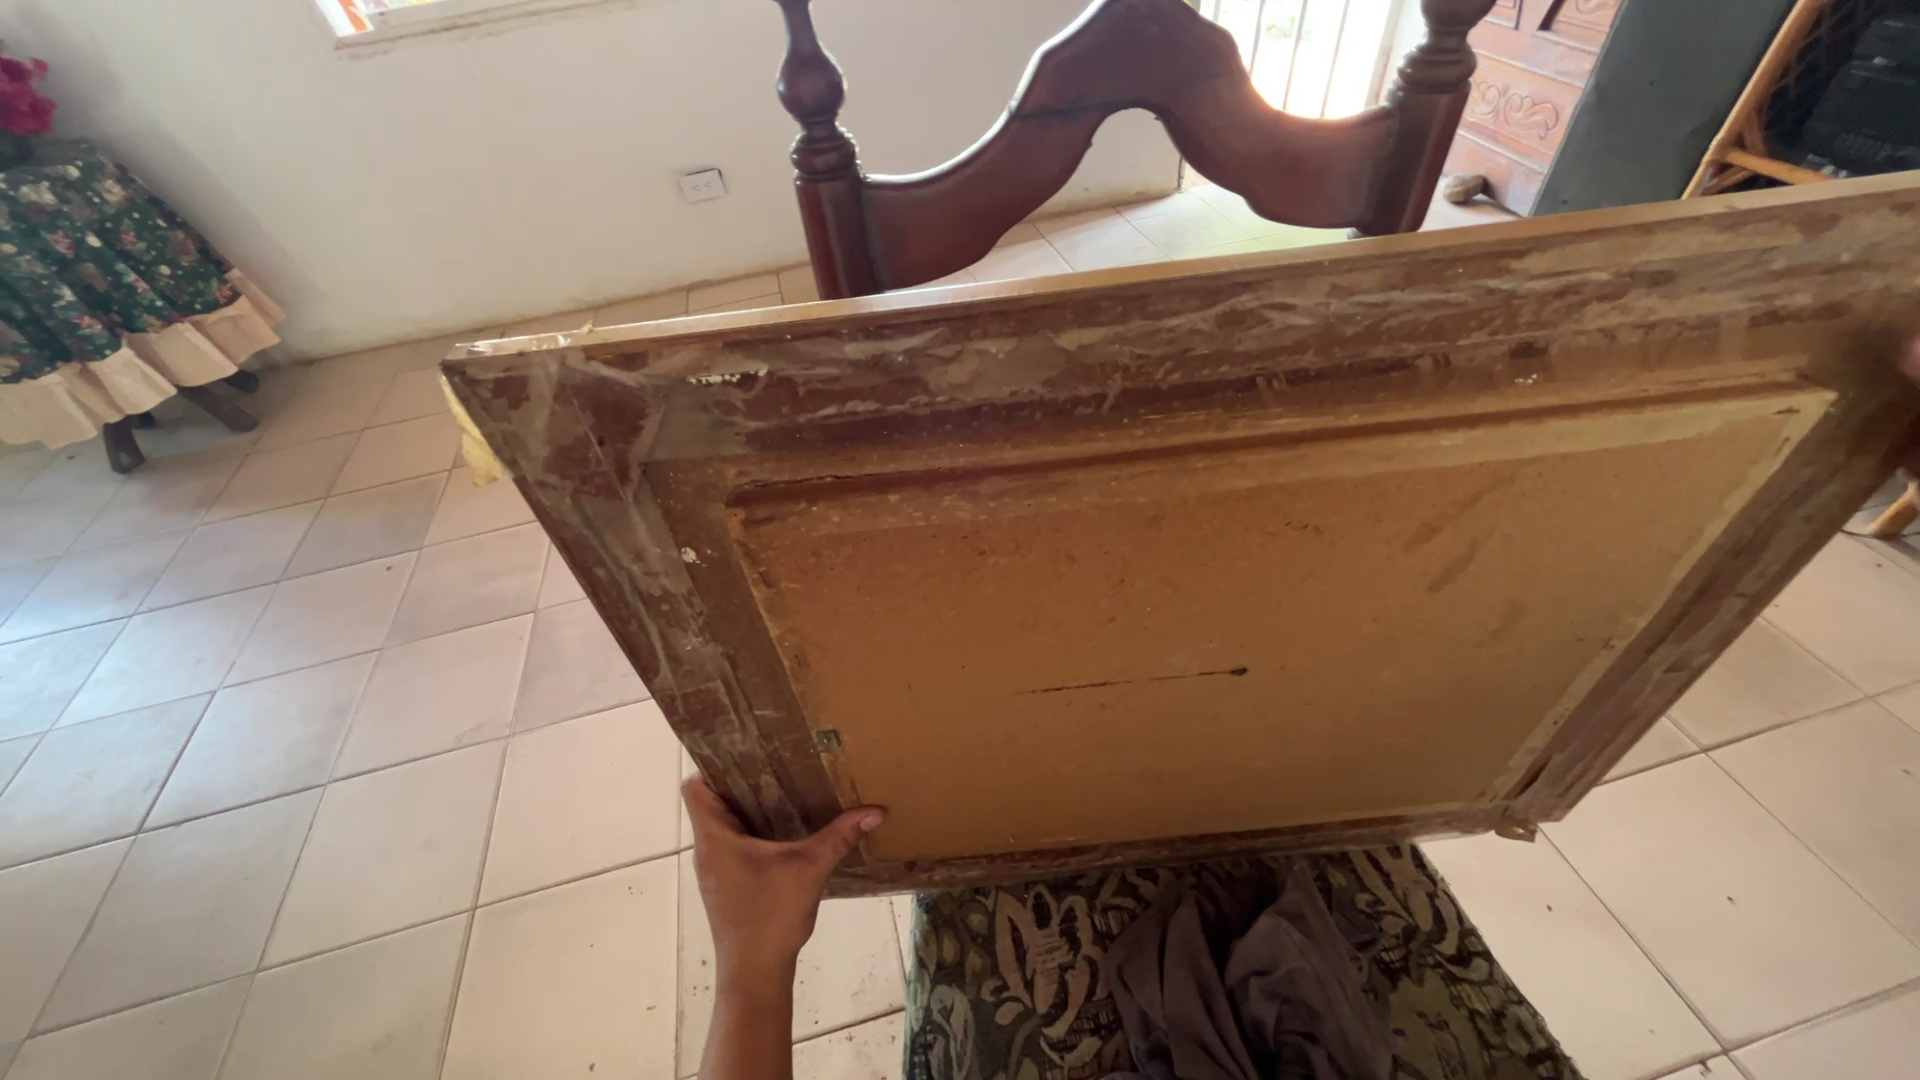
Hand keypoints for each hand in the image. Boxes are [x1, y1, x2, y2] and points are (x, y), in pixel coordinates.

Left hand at [681, 776, 884, 979]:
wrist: (755, 973)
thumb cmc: (771, 914)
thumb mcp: (810, 868)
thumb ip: (840, 835)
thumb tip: (875, 810)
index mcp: (715, 837)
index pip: (694, 787)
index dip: (711, 765)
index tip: (742, 750)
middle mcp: (707, 849)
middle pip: (710, 802)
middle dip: (738, 781)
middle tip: (773, 760)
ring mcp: (713, 870)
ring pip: (721, 825)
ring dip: (745, 808)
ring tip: (780, 788)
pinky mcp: (724, 885)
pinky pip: (730, 844)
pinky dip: (749, 831)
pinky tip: (781, 830)